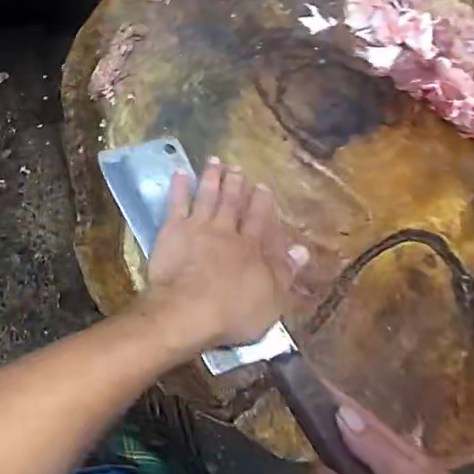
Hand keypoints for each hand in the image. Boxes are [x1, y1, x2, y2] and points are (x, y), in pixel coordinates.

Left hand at [133, 159, 304, 355]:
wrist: (188, 308)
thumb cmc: (233, 312)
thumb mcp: (271, 299)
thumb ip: (284, 272)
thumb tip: (301, 250)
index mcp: (251, 248)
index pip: (258, 220)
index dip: (261, 202)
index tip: (262, 186)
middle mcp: (225, 231)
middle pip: (231, 203)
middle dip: (235, 184)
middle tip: (236, 168)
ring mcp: (198, 227)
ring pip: (207, 196)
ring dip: (211, 177)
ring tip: (214, 161)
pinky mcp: (172, 229)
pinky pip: (176, 202)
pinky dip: (179, 186)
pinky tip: (180, 173)